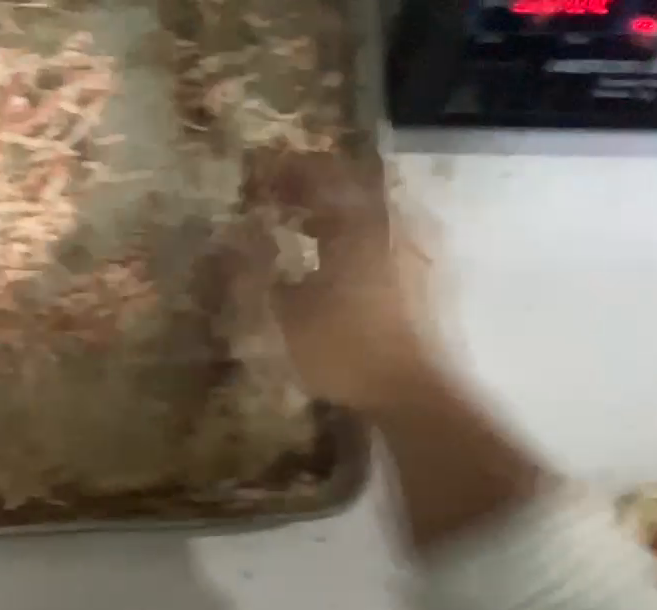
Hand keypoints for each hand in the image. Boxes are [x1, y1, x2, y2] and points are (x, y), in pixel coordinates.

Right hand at [254, 153, 438, 411]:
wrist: (413, 390)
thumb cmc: (343, 350)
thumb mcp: (284, 312)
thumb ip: (255, 268)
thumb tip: (231, 236)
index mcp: (361, 224)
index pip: (322, 177)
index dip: (286, 171)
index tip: (255, 174)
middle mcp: (397, 222)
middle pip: (353, 186)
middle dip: (313, 185)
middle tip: (277, 194)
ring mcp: (418, 246)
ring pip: (371, 210)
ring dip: (335, 210)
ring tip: (301, 226)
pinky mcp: (426, 273)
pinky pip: (385, 233)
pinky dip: (355, 233)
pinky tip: (335, 258)